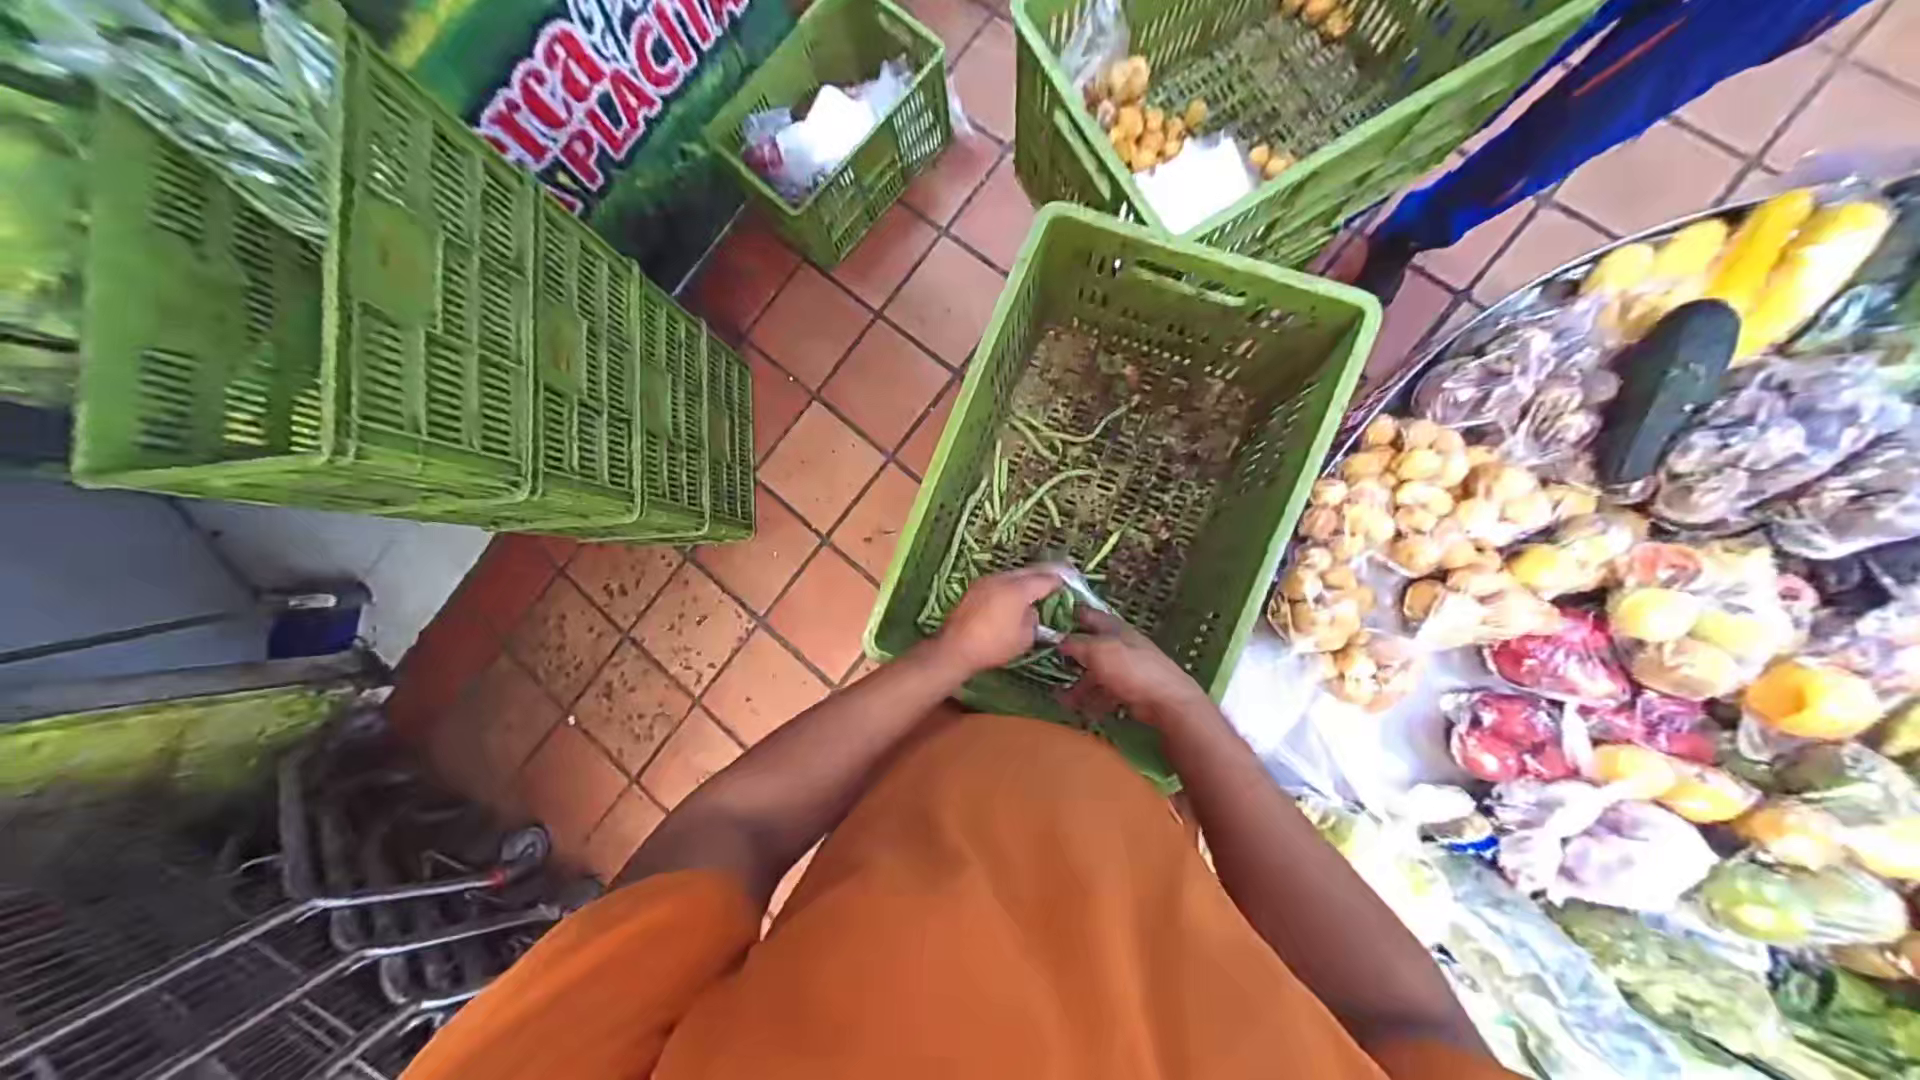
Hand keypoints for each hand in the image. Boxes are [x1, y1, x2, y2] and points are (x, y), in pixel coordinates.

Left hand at [928, 565, 1066, 674]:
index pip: (1045, 579)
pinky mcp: (974, 589)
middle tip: (1059, 576)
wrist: (955, 648)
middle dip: (1045, 573)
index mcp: (1018, 589)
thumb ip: (1034, 620)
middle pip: (1029, 571)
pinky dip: (1012, 585)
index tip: (1069, 581)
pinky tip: (1015, 596)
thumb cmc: (994, 645)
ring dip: (1027, 578)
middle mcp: (1002, 579)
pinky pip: (1000, 582)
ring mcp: (986, 581)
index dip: (1060, 580)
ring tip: (1038, 586)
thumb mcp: (1024, 637)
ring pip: (1013, 574)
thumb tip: (1032, 611)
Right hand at [1059, 608, 1212, 726]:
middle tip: (1050, 665)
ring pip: (1095, 673)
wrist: (1166, 701)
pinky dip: (1092, 699)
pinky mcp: (1128, 690)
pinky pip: (1104, 692)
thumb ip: (1075, 644)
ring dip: (1079, 685)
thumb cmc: (1130, 669)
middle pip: (1089, 647)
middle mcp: (1119, 645)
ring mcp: (1125, 668)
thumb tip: (1059, 641)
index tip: (1049, 622)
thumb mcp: (1097, 651)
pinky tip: (1080, 708)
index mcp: (1113, 628)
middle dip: (1070, 657)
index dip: (1069, 615)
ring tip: (1062, 697)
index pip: (1088, 615)